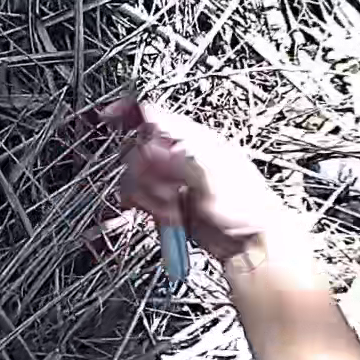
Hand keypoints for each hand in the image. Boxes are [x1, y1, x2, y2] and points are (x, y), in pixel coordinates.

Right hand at [105, 99, 314, 271]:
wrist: (250, 246)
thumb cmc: (248, 211)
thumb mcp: (215, 180)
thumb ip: (181, 161)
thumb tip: (152, 146)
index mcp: (197, 140)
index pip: (155, 116)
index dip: (130, 113)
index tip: (109, 116)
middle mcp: (181, 156)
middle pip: (137, 150)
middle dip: (145, 172)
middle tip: (165, 190)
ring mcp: (171, 178)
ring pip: (135, 176)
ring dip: (148, 195)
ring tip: (171, 208)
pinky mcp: (165, 199)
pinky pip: (138, 196)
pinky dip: (145, 205)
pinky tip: (165, 214)